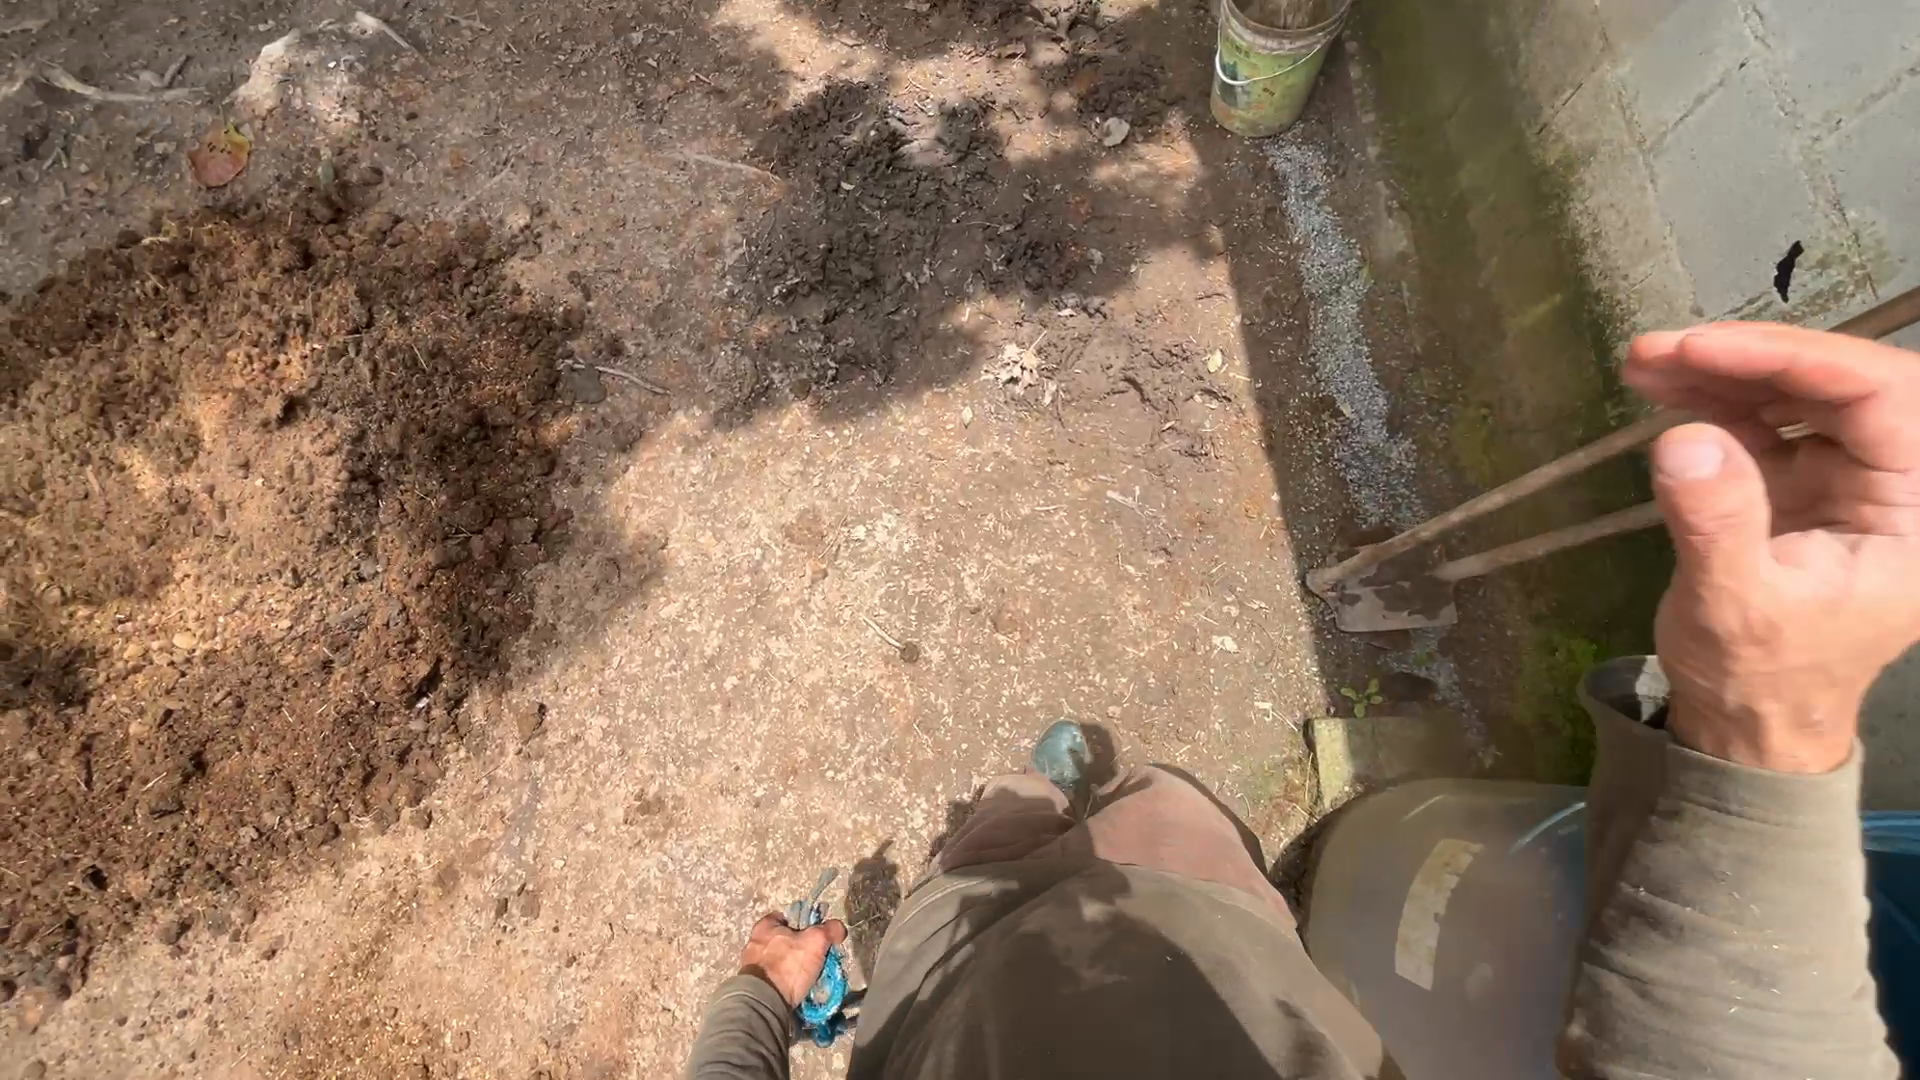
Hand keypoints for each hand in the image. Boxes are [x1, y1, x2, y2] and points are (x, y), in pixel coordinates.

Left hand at [736, 913, 846, 1007]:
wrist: (764, 1003)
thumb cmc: (788, 964)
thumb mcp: (816, 941)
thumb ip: (829, 929)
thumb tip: (839, 928)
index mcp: (765, 926)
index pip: (786, 917)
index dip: (802, 923)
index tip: (815, 934)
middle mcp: (754, 943)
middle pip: (782, 940)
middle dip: (797, 948)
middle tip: (813, 958)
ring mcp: (750, 967)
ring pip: (777, 962)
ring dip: (790, 969)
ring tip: (806, 979)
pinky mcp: (752, 988)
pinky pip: (772, 981)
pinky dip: (783, 984)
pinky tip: (795, 991)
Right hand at [1625, 322, 1919, 772]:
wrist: (1747, 707)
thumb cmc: (1757, 666)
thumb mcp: (1732, 599)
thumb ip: (1717, 520)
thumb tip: (1681, 438)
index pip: (1883, 398)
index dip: (1791, 360)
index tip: (1696, 349)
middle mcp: (1903, 478)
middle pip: (1844, 384)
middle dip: (1751, 357)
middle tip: (1658, 349)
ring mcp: (1850, 478)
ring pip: (1800, 396)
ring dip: (1722, 373)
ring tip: (1643, 362)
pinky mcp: (1797, 483)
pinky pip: (1762, 423)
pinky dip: (1709, 401)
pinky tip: (1660, 388)